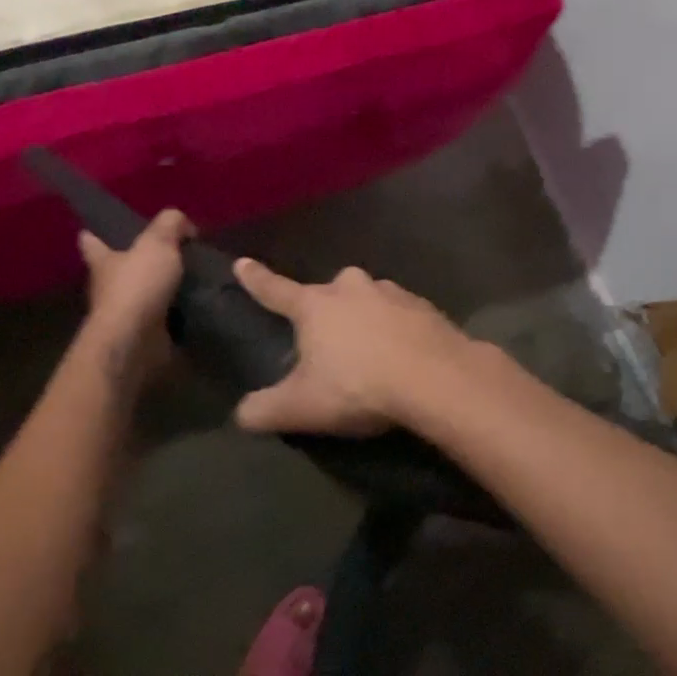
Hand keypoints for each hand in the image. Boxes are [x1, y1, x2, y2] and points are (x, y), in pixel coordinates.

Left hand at [78, 209, 193, 386]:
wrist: (135, 341)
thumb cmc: (138, 285)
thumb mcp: (157, 242)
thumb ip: (170, 224)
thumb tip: (183, 225)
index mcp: (103, 260)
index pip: (91, 241)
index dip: (94, 233)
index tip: (100, 229)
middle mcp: (107, 286)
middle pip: (118, 268)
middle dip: (137, 261)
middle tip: (171, 252)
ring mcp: (123, 313)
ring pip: (141, 293)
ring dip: (161, 288)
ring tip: (194, 278)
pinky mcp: (142, 334)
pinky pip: (162, 317)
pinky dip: (176, 312)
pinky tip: (198, 304)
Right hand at [231, 261, 471, 436]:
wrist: (434, 378)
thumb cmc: (357, 386)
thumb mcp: (302, 407)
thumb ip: (266, 410)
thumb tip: (242, 414)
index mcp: (315, 306)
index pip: (276, 290)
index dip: (256, 279)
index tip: (242, 262)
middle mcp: (351, 288)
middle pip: (330, 292)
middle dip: (326, 307)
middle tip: (329, 338)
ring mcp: (392, 294)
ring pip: (370, 298)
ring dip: (366, 316)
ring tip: (371, 349)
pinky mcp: (425, 307)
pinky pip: (403, 314)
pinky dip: (399, 329)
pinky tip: (405, 354)